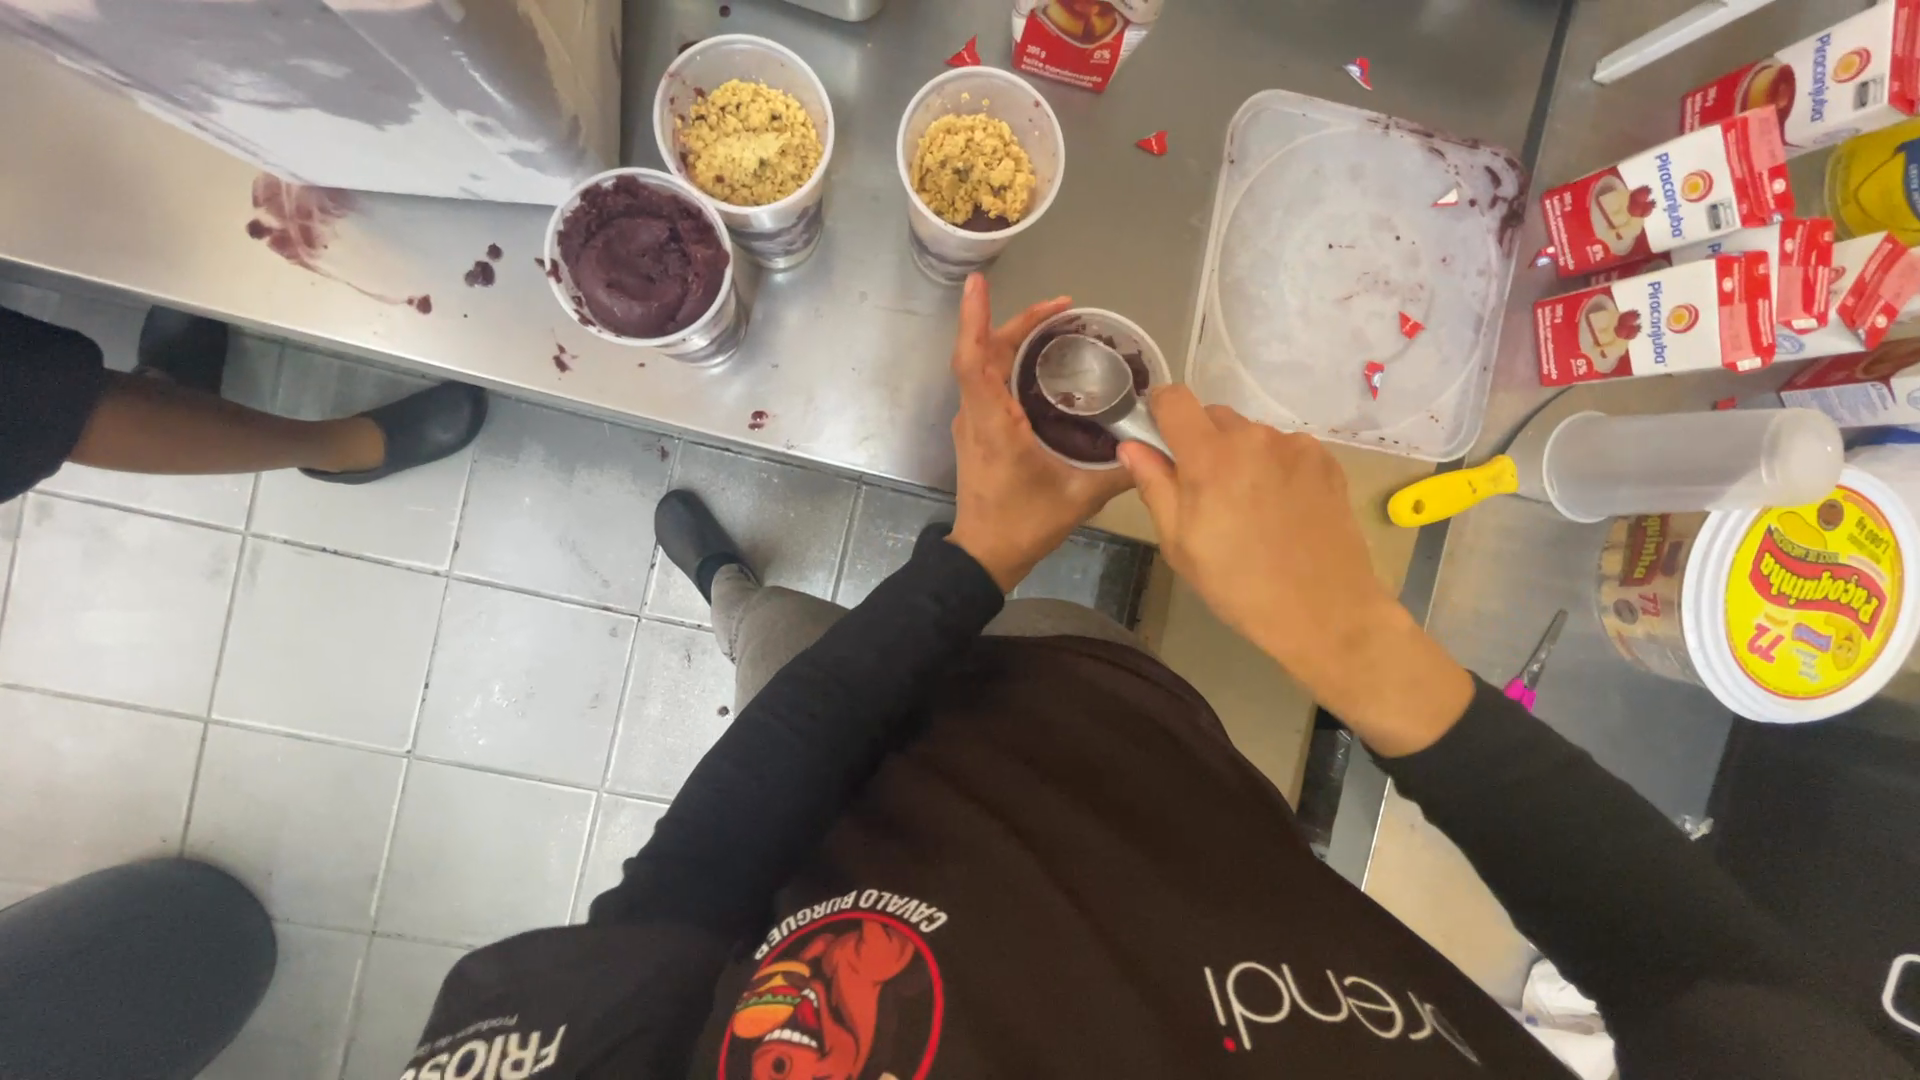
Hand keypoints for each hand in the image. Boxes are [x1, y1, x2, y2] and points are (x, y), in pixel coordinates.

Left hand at [947, 275, 1133, 590]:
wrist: (983, 556)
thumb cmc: (1023, 526)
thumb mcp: (1078, 498)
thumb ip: (1120, 472)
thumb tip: (1159, 446)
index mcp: (993, 425)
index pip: (972, 361)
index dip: (974, 319)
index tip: (979, 283)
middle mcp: (975, 417)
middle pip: (982, 354)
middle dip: (1016, 323)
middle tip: (1060, 306)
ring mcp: (972, 425)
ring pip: (982, 369)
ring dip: (1010, 341)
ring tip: (1053, 324)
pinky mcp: (976, 434)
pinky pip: (986, 386)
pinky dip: (1007, 365)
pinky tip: (1038, 364)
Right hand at [1117, 387, 1471, 755]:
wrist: (1324, 611)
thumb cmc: (1237, 584)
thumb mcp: (1179, 543)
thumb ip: (1154, 486)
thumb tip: (1131, 446)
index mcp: (1210, 457)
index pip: (1174, 398)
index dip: (1159, 410)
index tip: (1158, 437)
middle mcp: (1253, 437)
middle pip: (1213, 416)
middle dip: (1200, 443)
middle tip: (1204, 491)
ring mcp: (1295, 445)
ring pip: (1250, 434)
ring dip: (1239, 456)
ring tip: (1248, 506)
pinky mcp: (1325, 459)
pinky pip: (1284, 448)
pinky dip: (1273, 466)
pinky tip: (1279, 507)